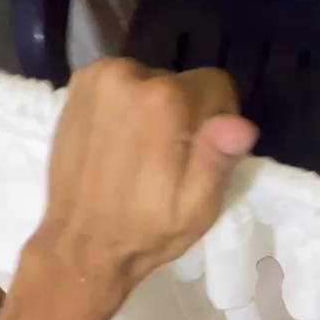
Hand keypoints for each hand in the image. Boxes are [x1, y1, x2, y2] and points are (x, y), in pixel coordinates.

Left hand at [24, 60, 256, 312]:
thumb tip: (241, 125)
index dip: (220, 121)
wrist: (82, 244)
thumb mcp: (195, 209)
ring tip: (142, 156)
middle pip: (181, 85)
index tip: (205, 156)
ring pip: (151, 83)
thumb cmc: (145, 232)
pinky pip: (121, 85)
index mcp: (164, 102)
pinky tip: (119, 144)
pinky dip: (127, 108)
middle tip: (169, 163)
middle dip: (185, 117)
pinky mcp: (77, 85)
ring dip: (155, 111)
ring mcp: (98, 78)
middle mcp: (130, 75)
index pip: (218, 85)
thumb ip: (217, 159)